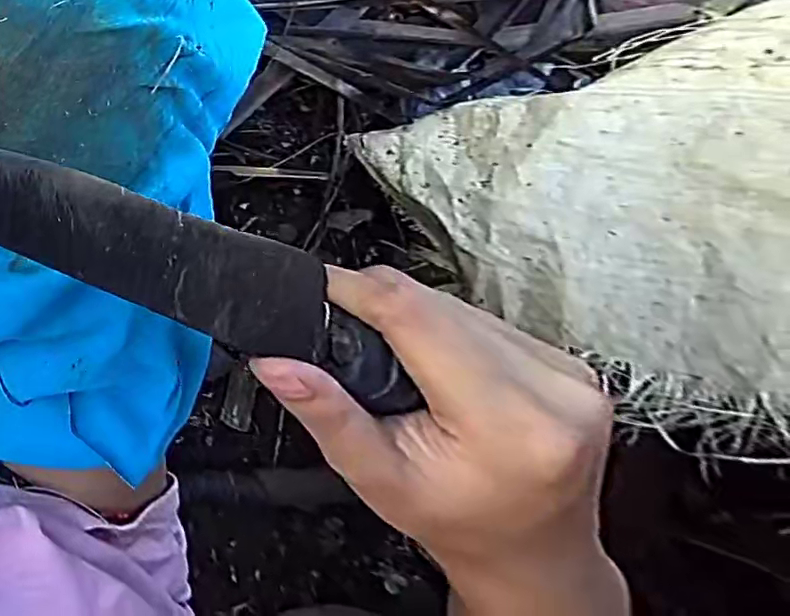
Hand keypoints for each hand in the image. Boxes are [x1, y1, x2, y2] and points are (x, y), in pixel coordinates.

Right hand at [251, 266, 626, 615]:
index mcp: (509, 422)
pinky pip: (472, 312)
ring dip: (401, 310)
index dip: (348, 288)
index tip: (310, 289)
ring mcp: (567, 373)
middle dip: (369, 301)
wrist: (532, 553)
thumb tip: (275, 364)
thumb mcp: (373, 476)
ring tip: (385, 353)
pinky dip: (432, 322)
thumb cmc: (456, 519)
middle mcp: (553, 391)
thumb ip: (324, 414)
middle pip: (426, 298)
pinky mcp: (565, 363)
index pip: (410, 312)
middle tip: (340, 335)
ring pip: (446, 298)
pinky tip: (424, 357)